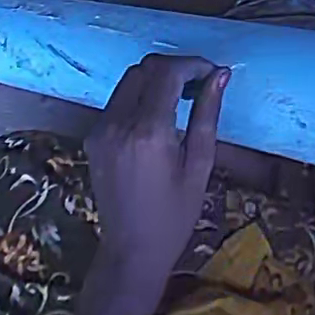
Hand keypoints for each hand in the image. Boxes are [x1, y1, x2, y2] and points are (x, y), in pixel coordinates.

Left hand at [85, 54, 229, 291]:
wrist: (131, 250)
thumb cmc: (175, 214)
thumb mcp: (200, 164)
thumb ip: (208, 114)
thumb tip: (220, 75)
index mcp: (149, 131)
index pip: (168, 73)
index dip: (194, 65)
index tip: (212, 73)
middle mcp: (119, 123)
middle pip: (146, 68)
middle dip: (176, 67)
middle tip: (200, 84)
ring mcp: (101, 129)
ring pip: (130, 78)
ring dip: (158, 77)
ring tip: (183, 95)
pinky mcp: (93, 136)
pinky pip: (119, 99)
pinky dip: (141, 93)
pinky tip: (160, 112)